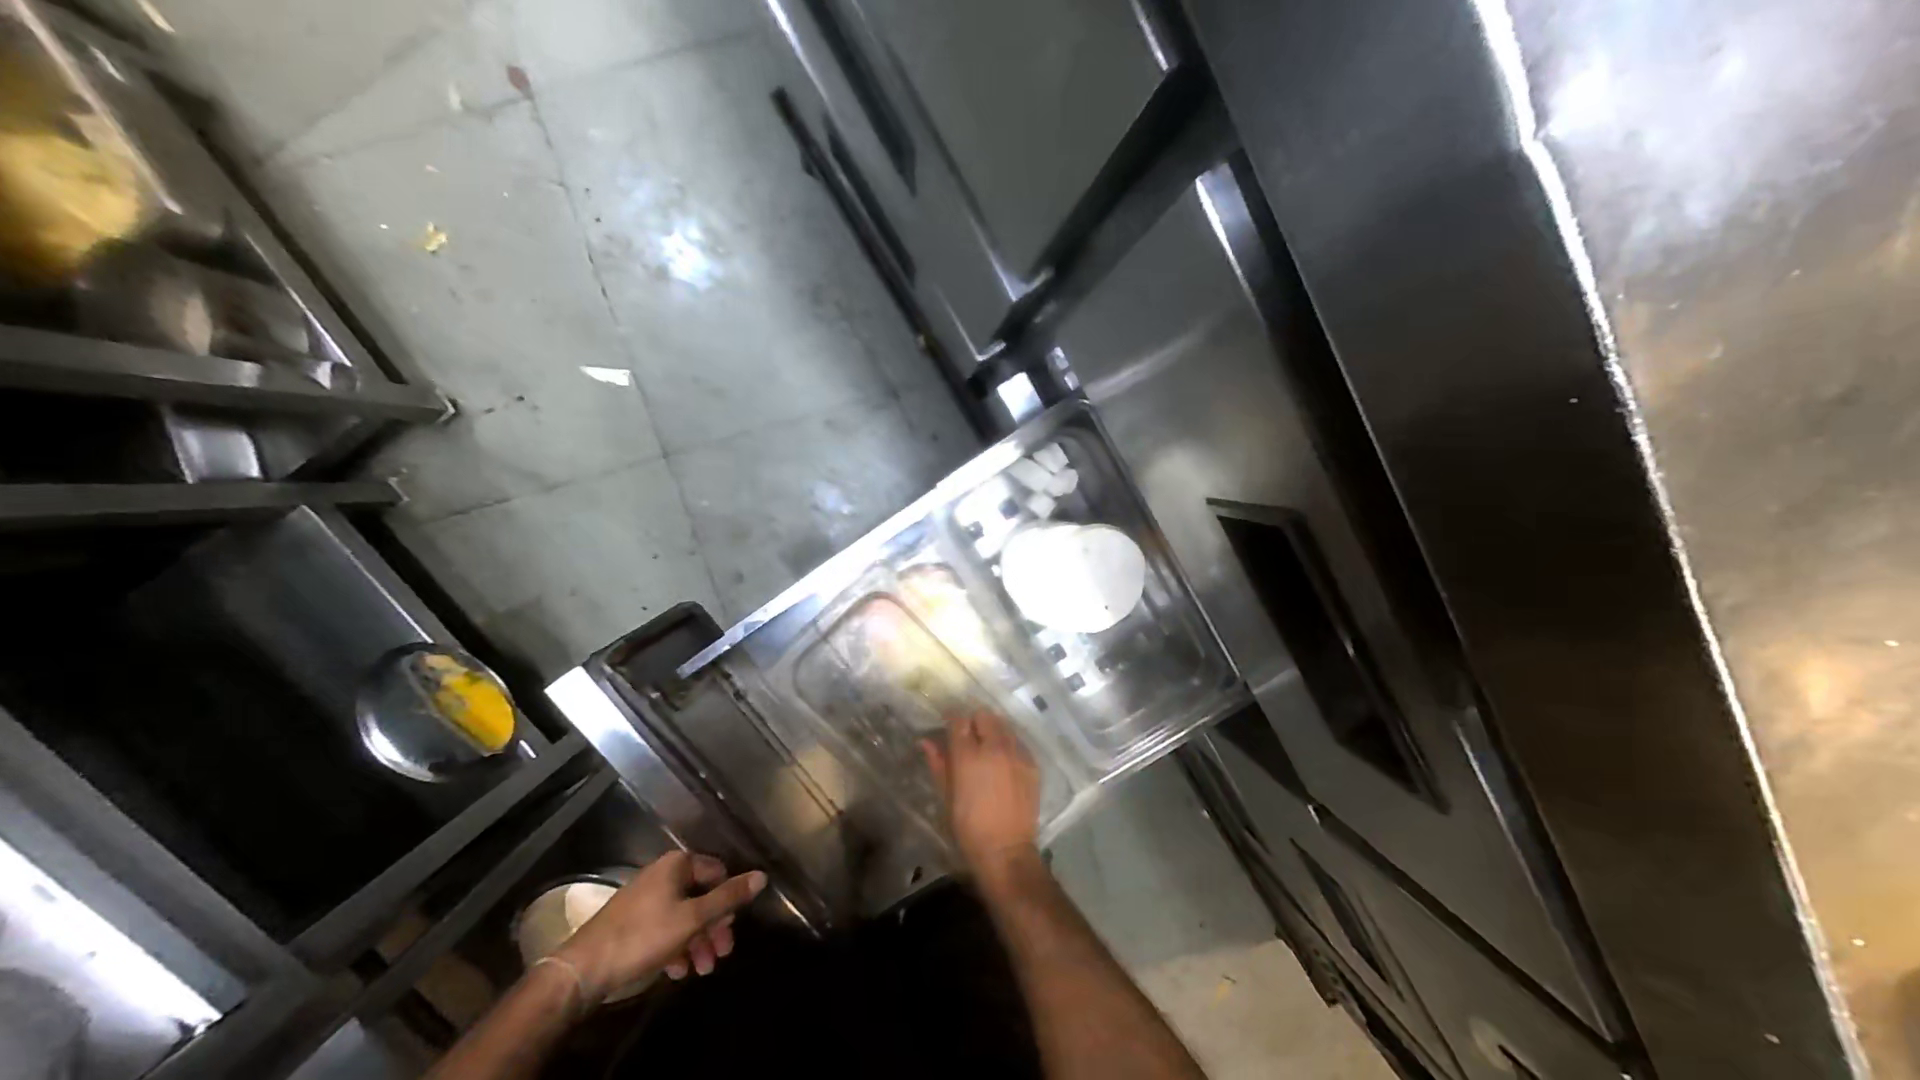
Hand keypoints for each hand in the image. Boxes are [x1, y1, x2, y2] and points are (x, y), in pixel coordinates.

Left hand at [551, 852, 765, 1001]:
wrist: (583, 969)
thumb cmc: (644, 936)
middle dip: (713, 928)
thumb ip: (728, 898)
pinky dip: (676, 946)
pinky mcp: (633, 921)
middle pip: (701, 896)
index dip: (728, 900)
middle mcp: (662, 874)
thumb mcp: (693, 918)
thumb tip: (762, 876)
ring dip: (697, 941)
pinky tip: (678, 971)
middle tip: (721, 955)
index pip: (718, 872)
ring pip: (684, 916)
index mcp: (678, 864)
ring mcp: (646, 898)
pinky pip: (664, 928)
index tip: (731, 928)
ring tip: (701, 970)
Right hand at [922, 710, 1041, 883]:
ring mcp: (1017, 754)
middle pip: (984, 715)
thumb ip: (939, 763)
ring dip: (993, 730)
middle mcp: (994, 747)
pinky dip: (1009, 745)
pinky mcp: (1032, 764)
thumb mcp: (947, 796)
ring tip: (987, 747)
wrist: (1006, 850)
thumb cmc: (968, 827)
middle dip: (974, 721)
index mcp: (968, 755)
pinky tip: (1004, 761)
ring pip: (1003, 725)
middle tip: (968, 737)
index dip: (952, 718)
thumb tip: (926, 741)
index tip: (947, 724)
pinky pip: (1018, 742)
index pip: (959, 719)